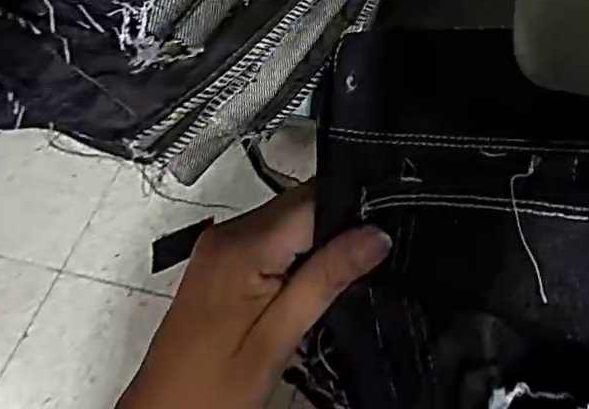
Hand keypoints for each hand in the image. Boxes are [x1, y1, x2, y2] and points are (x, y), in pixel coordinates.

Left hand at [118, 183, 390, 408]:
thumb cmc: (210, 394)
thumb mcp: (277, 340)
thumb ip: (327, 278)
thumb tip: (378, 234)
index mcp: (242, 248)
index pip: (317, 199)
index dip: (352, 213)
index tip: (376, 238)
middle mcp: (228, 233)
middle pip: (305, 200)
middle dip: (338, 224)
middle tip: (356, 265)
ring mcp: (221, 242)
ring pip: (293, 212)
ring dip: (319, 235)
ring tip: (329, 277)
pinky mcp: (221, 255)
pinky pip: (275, 229)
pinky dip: (298, 245)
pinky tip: (303, 280)